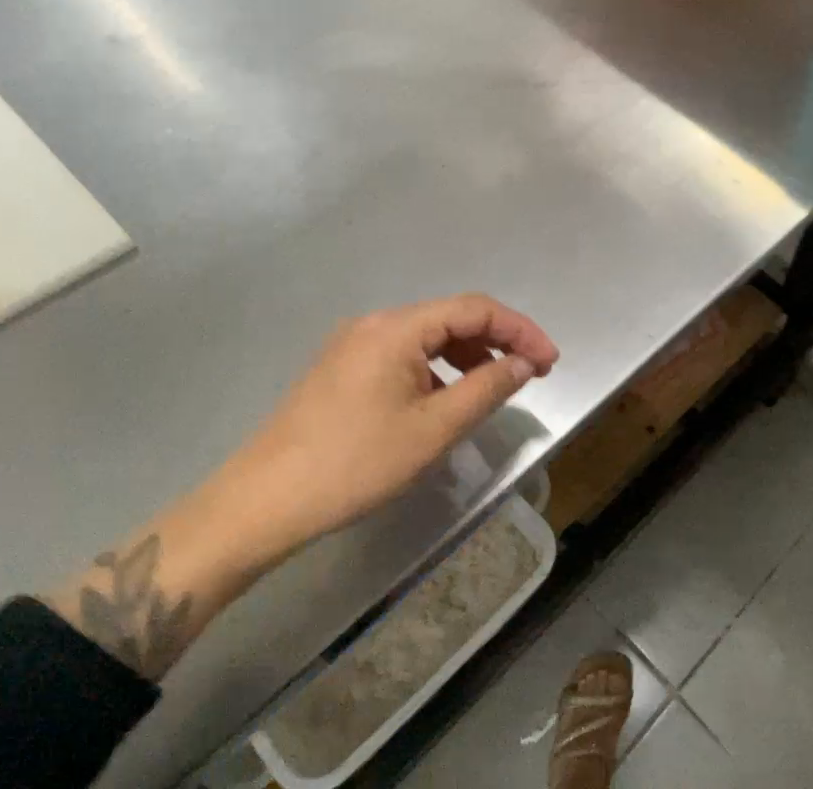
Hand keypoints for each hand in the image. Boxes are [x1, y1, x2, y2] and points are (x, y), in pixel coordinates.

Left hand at [46, 294, 558, 679]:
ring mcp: (351, 346)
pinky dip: (437, 370)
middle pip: (451, 317)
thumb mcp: (434, 429)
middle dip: (498, 342)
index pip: (475, 309)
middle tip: (532, 375)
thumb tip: (524, 364)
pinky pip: (403, 356)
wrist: (262, 503)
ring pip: (427, 338)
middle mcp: (373, 325)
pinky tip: (445, 403)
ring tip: (493, 391)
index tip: (551, 363)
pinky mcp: (340, 371)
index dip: (520, 330)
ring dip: (468, 357)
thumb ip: (487, 388)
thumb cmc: (355, 463)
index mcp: (397, 329)